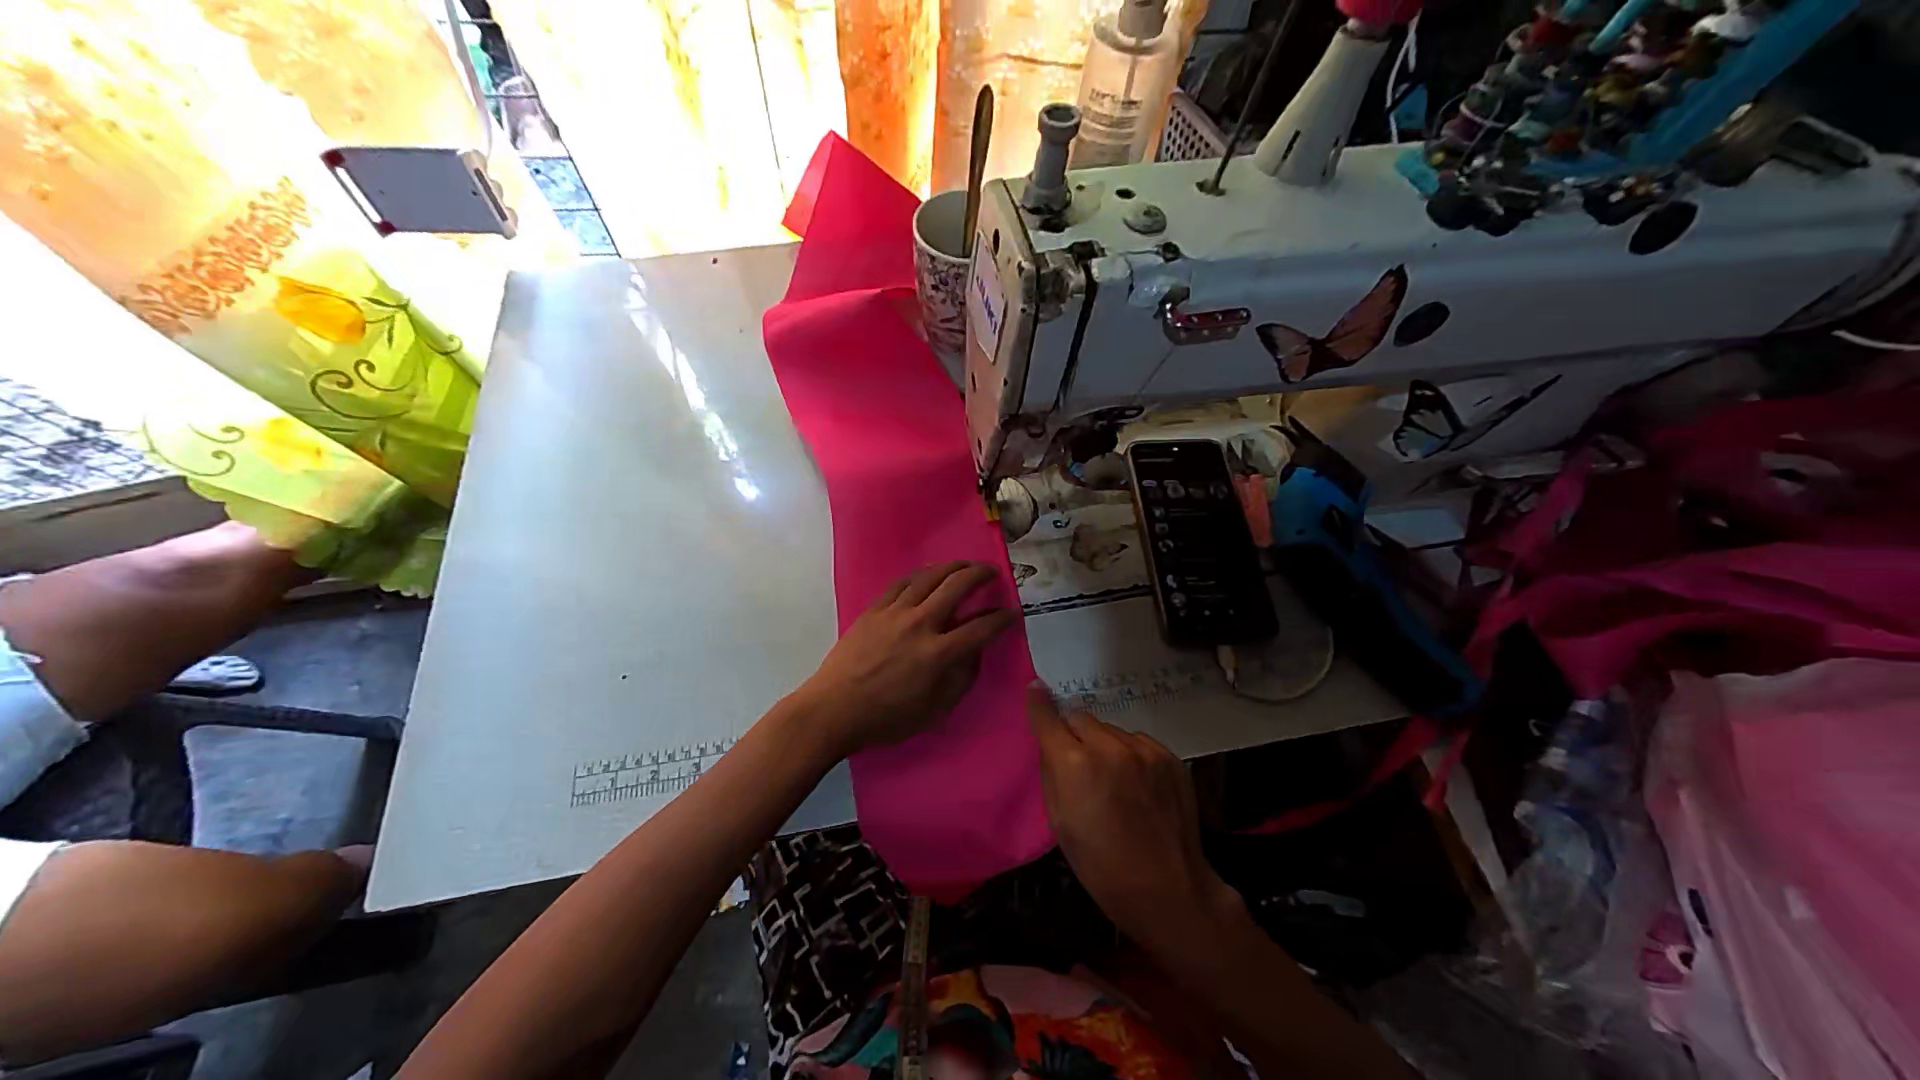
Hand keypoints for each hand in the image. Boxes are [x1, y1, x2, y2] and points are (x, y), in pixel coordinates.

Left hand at [793, 561, 1017, 758]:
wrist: (834, 709)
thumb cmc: (886, 718)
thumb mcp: (934, 710)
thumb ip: (960, 679)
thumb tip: (973, 654)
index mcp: (939, 654)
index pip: (981, 628)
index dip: (1003, 619)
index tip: (1013, 614)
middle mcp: (920, 624)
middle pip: (958, 586)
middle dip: (981, 575)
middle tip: (992, 573)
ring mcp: (895, 613)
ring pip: (930, 576)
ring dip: (953, 567)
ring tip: (965, 566)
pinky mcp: (874, 610)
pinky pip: (902, 583)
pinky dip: (921, 575)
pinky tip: (928, 576)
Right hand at [1027, 686, 1240, 954]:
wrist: (1166, 888)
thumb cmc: (1101, 866)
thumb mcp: (1059, 823)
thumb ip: (1051, 773)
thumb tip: (1048, 742)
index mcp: (1075, 764)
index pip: (1049, 718)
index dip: (1039, 704)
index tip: (1035, 690)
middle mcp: (1109, 746)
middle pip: (1080, 718)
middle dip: (1072, 733)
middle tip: (1077, 760)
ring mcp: (1144, 750)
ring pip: (1110, 730)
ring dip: (1103, 744)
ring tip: (1112, 777)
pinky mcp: (1169, 757)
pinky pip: (1138, 742)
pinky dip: (1130, 754)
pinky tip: (1136, 783)